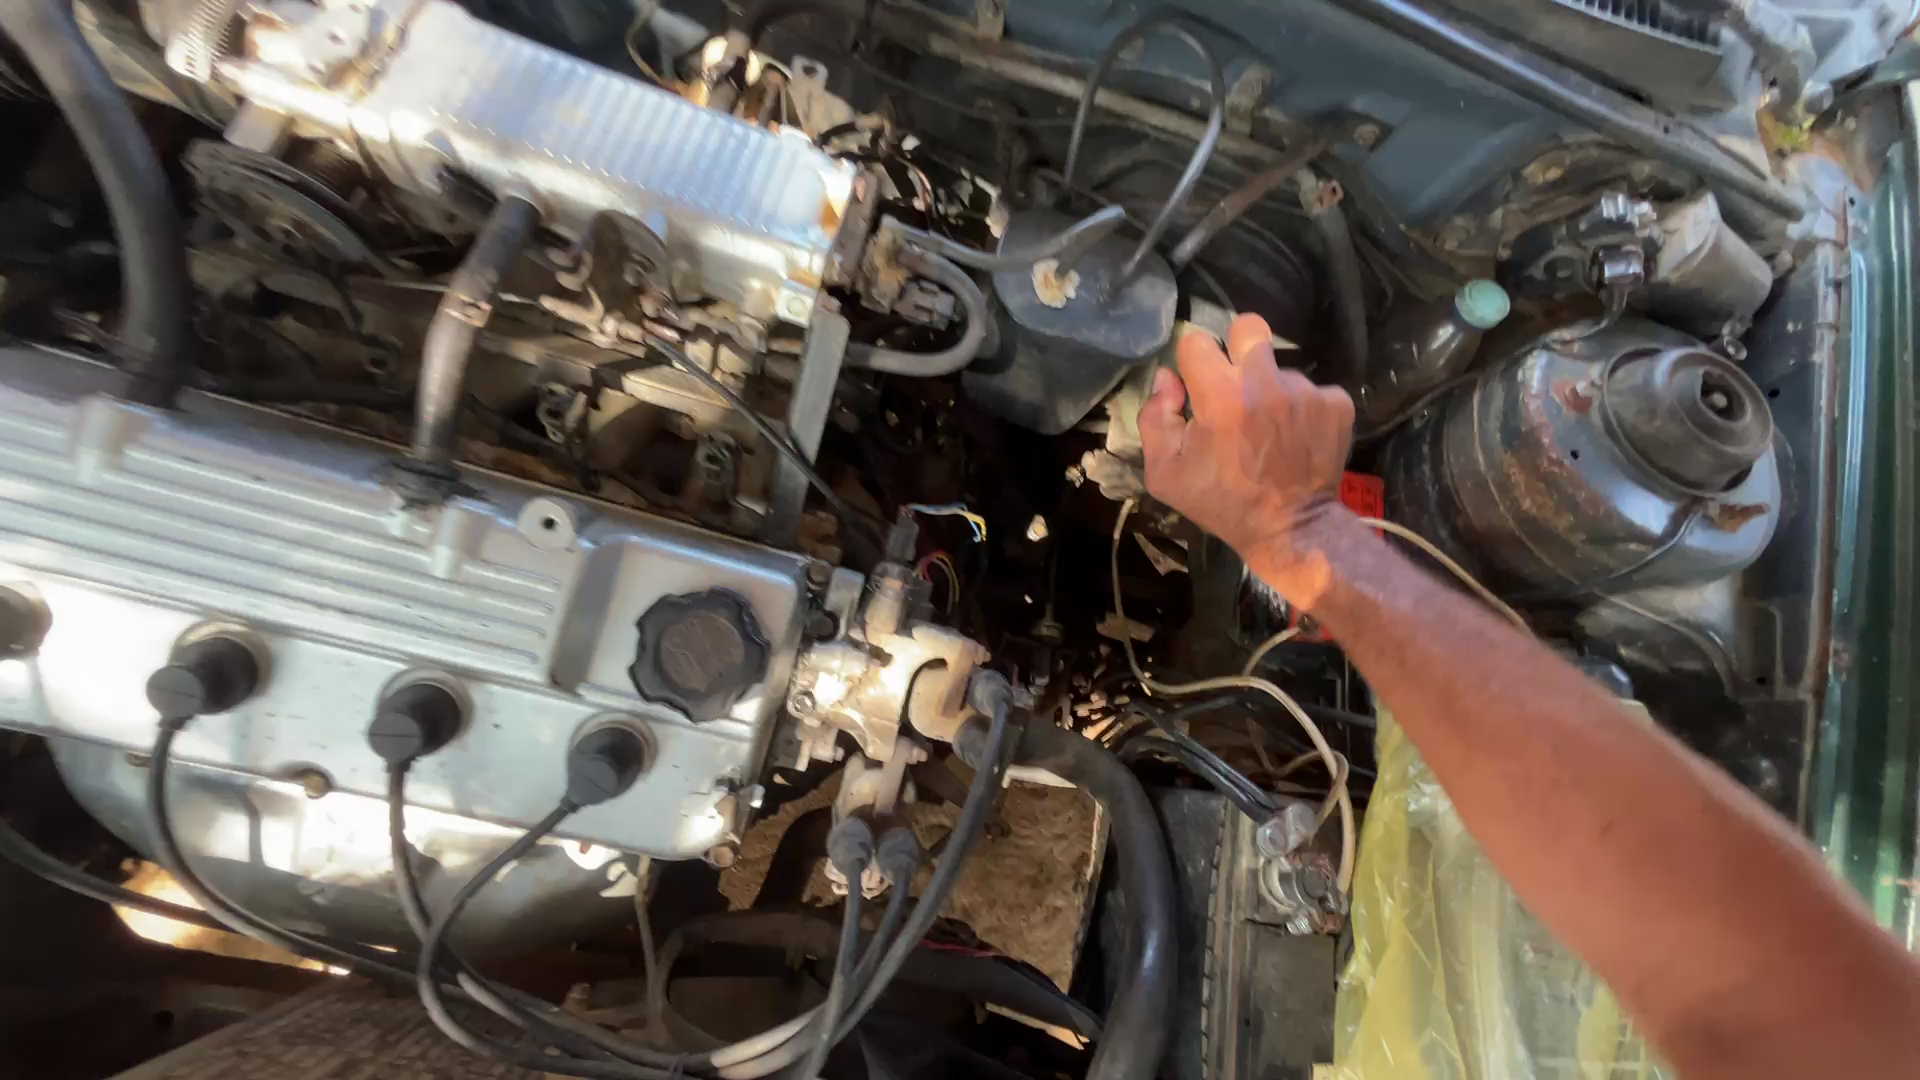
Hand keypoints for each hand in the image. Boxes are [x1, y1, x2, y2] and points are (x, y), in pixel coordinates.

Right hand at [1138, 313, 1356, 571]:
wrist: (1289, 528)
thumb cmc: (1218, 502)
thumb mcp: (1163, 473)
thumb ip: (1155, 419)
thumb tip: (1167, 381)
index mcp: (1220, 397)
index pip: (1196, 340)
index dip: (1190, 361)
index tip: (1194, 385)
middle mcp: (1265, 383)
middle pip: (1247, 326)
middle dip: (1235, 348)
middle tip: (1233, 383)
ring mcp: (1306, 391)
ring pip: (1279, 366)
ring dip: (1268, 388)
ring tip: (1267, 428)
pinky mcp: (1336, 403)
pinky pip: (1311, 388)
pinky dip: (1300, 407)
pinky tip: (1293, 435)